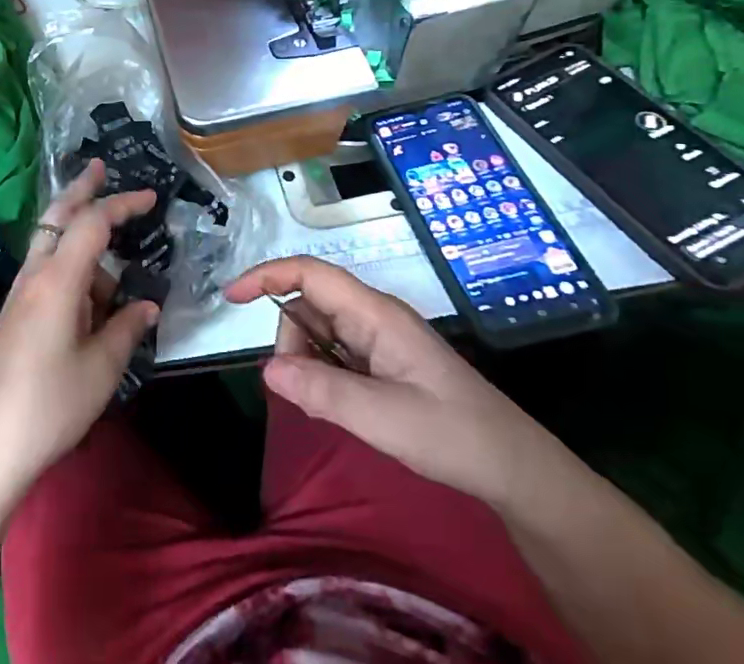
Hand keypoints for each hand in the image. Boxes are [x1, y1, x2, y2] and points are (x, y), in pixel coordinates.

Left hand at [0, 159, 159, 512]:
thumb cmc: (49, 405)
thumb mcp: (102, 368)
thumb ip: (126, 329)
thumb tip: (146, 306)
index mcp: (58, 280)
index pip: (91, 223)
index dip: (122, 204)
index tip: (152, 196)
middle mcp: (33, 277)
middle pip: (56, 219)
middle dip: (80, 191)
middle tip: (100, 168)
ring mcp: (18, 297)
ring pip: (52, 250)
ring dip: (85, 253)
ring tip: (118, 297)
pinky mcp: (13, 318)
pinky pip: (46, 278)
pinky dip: (73, 276)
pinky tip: (92, 310)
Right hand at [226, 256, 585, 512]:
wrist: (512, 468)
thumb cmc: (453, 435)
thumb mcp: (382, 418)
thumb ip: (321, 391)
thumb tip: (267, 369)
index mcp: (375, 314)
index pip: (309, 274)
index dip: (266, 276)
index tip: (231, 298)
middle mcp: (372, 317)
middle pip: (307, 305)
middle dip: (289, 341)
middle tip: (305, 390)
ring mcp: (377, 339)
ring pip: (316, 331)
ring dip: (305, 363)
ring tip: (331, 406)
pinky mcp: (380, 361)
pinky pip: (332, 354)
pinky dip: (320, 375)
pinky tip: (340, 407)